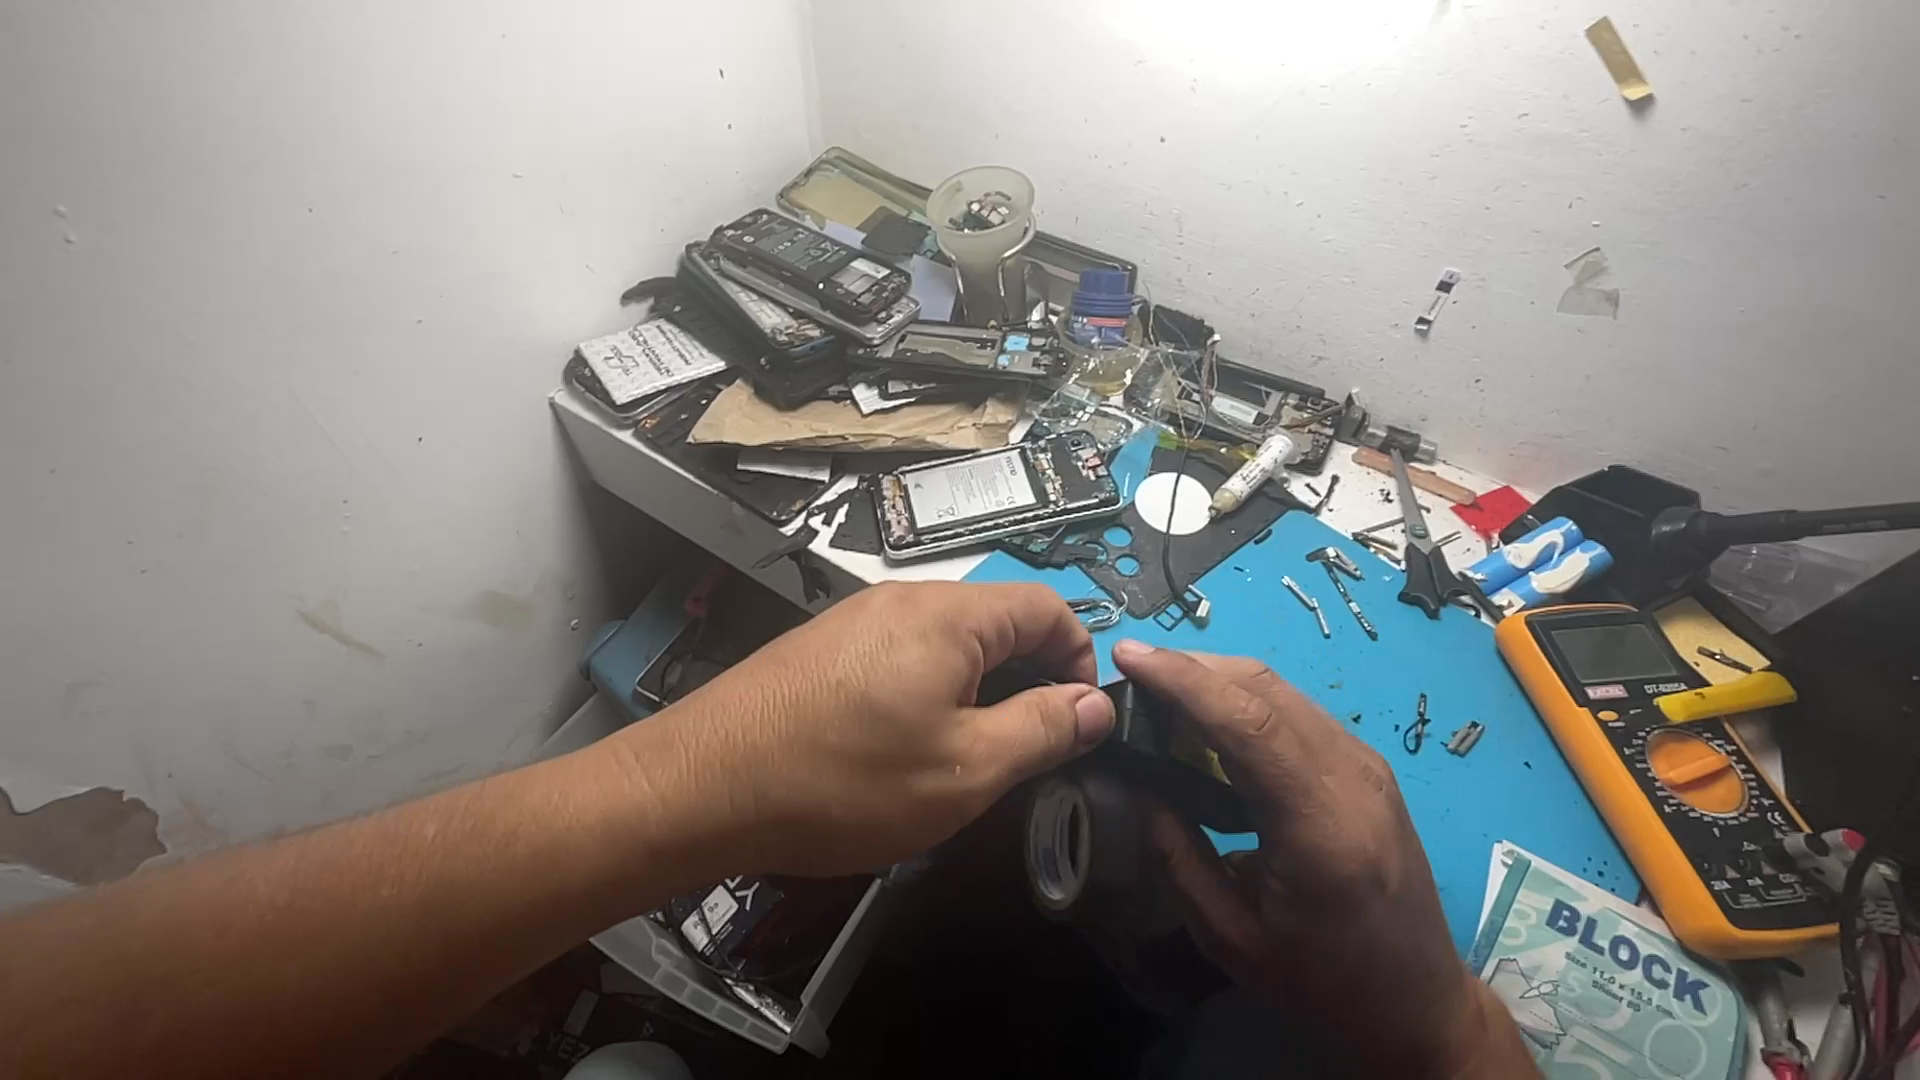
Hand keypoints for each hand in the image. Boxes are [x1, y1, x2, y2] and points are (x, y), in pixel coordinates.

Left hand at [624, 583, 1115, 877]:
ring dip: (976, 690)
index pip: (1049, 607)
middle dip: (1027, 680)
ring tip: (960, 754)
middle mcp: (905, 598)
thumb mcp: (965, 769)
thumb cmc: (845, 781)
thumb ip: (1044, 729)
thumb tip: (1097, 703)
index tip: (1075, 721)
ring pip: (949, 642)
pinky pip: (902, 654)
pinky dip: (927, 691)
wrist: (703, 785)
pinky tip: (900, 744)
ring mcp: (859, 617)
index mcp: (951, 615)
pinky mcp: (826, 646)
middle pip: (998, 621)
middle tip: (1019, 750)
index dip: (1080, 660)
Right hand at [1113, 641, 1533, 1078]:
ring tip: (1157, 685)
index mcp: (1321, 825)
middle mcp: (1353, 777)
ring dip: (1213, 676)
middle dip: (1190, 666)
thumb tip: (1141, 782)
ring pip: (1279, 687)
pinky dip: (1239, 696)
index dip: (1183, 680)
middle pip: (1263, 688)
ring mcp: (1365, 762)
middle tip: (1132, 669)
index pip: (1248, 722)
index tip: (1128, 657)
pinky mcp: (1363, 762)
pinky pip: (1292, 706)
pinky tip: (1206, 712)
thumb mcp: (1227, 935)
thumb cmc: (1319, 979)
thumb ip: (1175, 854)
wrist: (1416, 1001)